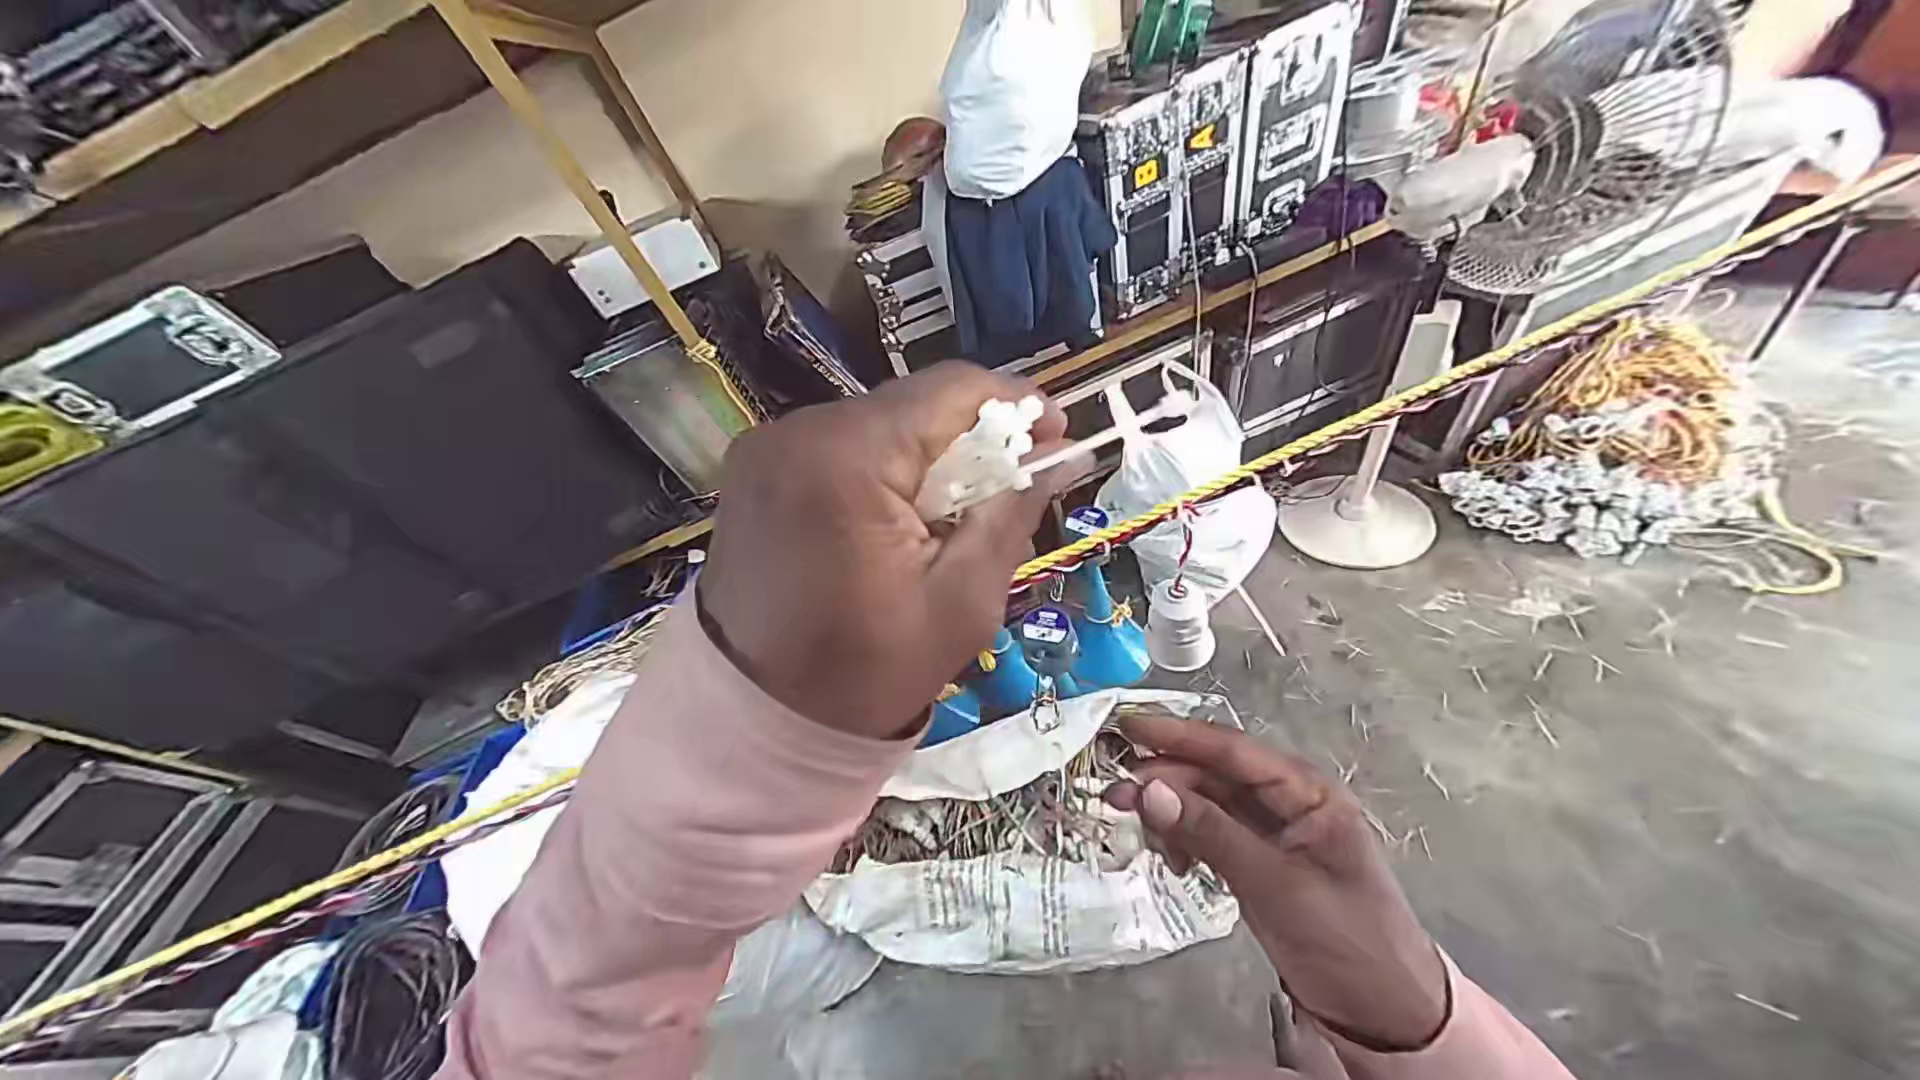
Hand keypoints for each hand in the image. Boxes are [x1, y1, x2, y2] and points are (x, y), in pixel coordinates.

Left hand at [699, 362, 1071, 739]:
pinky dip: (882, 467)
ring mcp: (766, 447)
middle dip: (972, 437)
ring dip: (927, 454)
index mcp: (847, 460)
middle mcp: (797, 432)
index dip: (1016, 403)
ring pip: (878, 422)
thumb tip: (1062, 452)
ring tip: (951, 511)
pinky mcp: (754, 468)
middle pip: (913, 403)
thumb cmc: (866, 671)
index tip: (1054, 434)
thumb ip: (1013, 512)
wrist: (755, 716)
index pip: (952, 389)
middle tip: (1008, 485)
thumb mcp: (962, 602)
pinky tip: (897, 515)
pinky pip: (839, 444)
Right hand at [1106, 714, 1447, 1049]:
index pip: (1232, 750)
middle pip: (1210, 774)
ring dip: (1167, 811)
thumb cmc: (1349, 940)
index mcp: (1305, 792)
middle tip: (1116, 795)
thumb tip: (1148, 791)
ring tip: (1138, 831)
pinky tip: (1173, 860)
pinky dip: (1181, 839)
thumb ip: (1211, 833)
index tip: (1129, 727)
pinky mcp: (1250, 858)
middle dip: (1163, 781)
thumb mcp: (1278, 885)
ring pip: (1201, 801)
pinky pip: (1203, 832)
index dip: (1178, 735)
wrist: (1385, 1017)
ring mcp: (1265, 830)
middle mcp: (1283, 801)